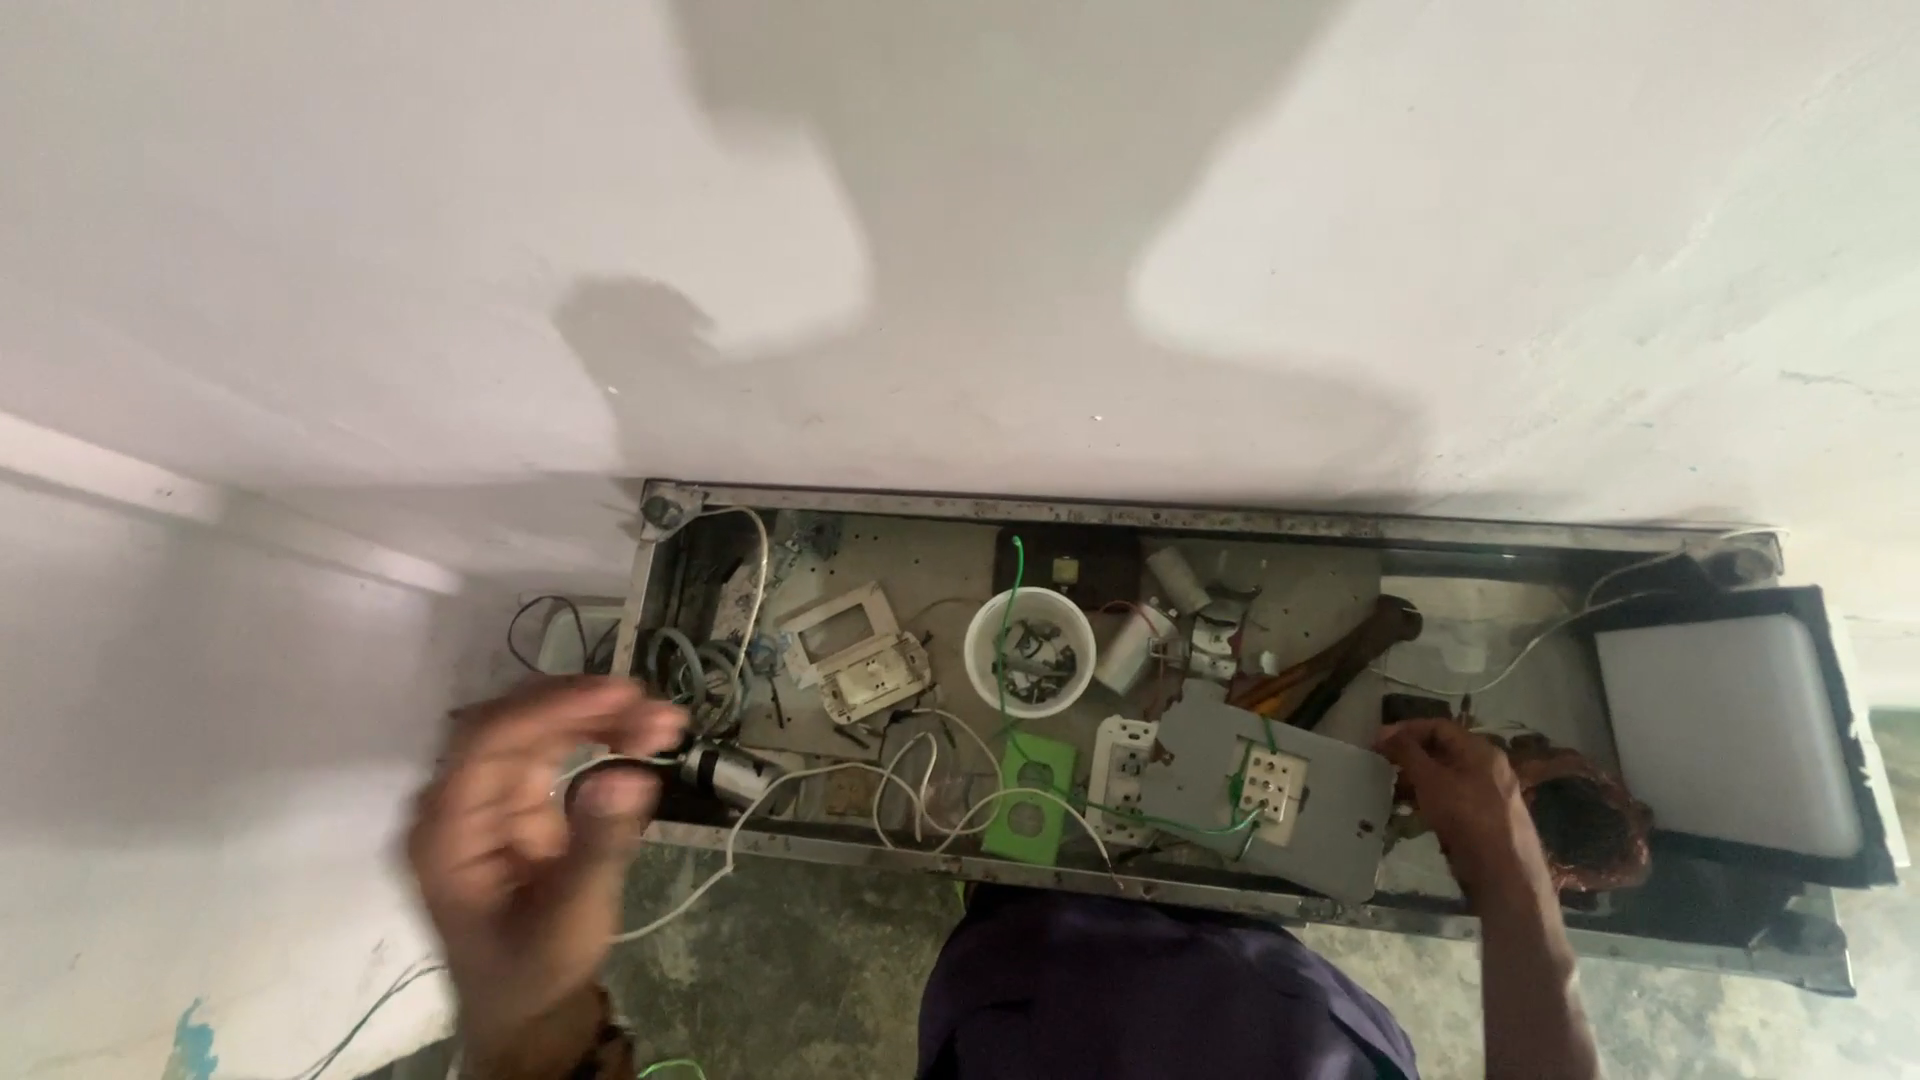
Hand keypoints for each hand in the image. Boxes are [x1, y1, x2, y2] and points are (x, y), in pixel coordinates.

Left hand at [406, 677, 685, 1058]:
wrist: (530, 1003)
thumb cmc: (537, 968)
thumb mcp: (572, 916)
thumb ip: (598, 845)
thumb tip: (630, 774)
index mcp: (446, 831)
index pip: (488, 741)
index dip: (551, 707)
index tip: (619, 696)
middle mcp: (459, 801)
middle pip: (514, 722)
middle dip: (584, 705)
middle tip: (650, 707)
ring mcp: (488, 796)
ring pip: (539, 725)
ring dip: (600, 714)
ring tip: (664, 722)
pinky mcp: (518, 796)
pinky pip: (557, 744)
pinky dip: (601, 732)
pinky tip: (643, 734)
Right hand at [1374, 719, 1551, 906]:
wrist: (1505, 873)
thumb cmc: (1466, 816)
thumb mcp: (1430, 778)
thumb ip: (1406, 751)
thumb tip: (1383, 732)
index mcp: (1481, 750)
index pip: (1437, 726)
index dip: (1405, 729)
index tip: (1378, 742)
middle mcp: (1489, 766)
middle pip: (1442, 749)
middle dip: (1409, 754)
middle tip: (1383, 763)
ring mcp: (1490, 792)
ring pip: (1446, 773)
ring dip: (1417, 777)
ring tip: (1393, 788)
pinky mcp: (1486, 815)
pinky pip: (1453, 795)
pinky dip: (1430, 796)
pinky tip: (1413, 809)